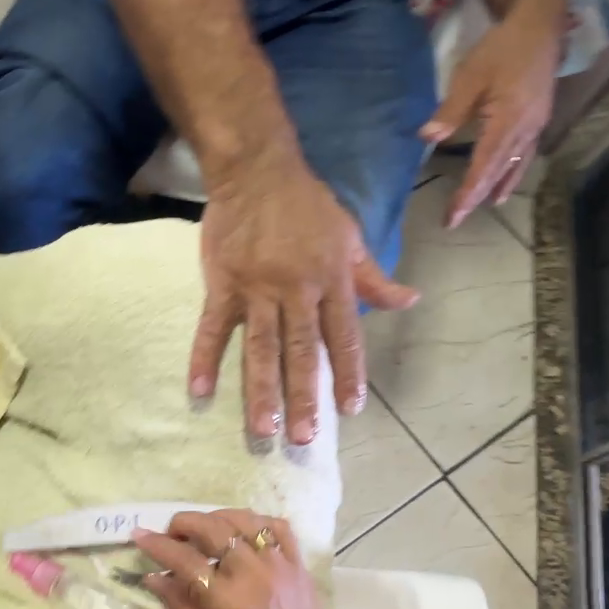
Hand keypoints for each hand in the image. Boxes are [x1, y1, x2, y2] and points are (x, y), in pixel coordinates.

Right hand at [131, 509, 352, 608]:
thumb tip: (152, 577)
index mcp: (226, 601)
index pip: (184, 559)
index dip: (157, 544)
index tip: (139, 535)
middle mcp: (251, 574)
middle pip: (211, 527)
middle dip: (182, 523)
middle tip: (171, 535)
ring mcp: (278, 563)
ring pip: (241, 519)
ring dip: (215, 517)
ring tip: (203, 530)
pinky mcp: (296, 562)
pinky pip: (276, 525)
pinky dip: (255, 521)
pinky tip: (241, 532)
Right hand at [192, 152, 419, 447]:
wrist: (257, 171)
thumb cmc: (307, 205)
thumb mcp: (350, 237)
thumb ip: (373, 278)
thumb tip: (409, 302)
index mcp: (332, 279)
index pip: (344, 335)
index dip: (348, 373)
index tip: (351, 410)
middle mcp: (297, 290)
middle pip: (300, 350)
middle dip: (304, 396)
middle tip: (304, 437)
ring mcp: (257, 289)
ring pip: (260, 347)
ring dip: (261, 390)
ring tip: (262, 428)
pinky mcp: (223, 284)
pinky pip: (213, 327)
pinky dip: (204, 357)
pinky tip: (199, 389)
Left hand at [422, 8, 560, 227]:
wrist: (541, 22)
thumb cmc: (502, 48)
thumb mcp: (469, 76)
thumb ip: (449, 110)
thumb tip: (427, 137)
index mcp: (507, 123)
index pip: (482, 168)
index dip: (466, 194)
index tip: (452, 216)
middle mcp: (525, 129)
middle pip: (498, 172)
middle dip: (477, 197)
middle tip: (458, 219)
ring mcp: (536, 123)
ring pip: (515, 164)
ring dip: (498, 186)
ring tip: (487, 205)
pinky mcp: (539, 116)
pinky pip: (525, 152)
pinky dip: (514, 170)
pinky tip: (508, 178)